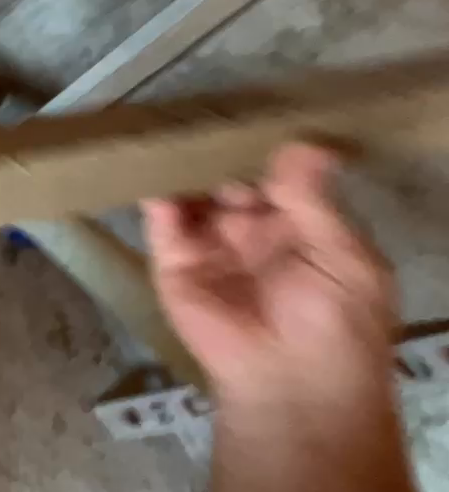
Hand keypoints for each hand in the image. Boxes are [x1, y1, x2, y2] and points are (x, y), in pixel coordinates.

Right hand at [142, 143, 395, 403]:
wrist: (284, 375)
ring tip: (164, 134)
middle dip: (215, 155)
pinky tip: (147, 170)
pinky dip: (152, 193)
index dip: (266, 151)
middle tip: (198, 120)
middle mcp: (252, 229)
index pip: (280, 179)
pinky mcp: (171, 254)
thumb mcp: (344, 260)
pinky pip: (159, 217)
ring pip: (190, 193)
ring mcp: (209, 240)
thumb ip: (315, 203)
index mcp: (303, 229)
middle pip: (228, 180)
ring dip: (180, 169)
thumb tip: (307, 143)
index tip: (247, 115)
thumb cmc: (335, 321)